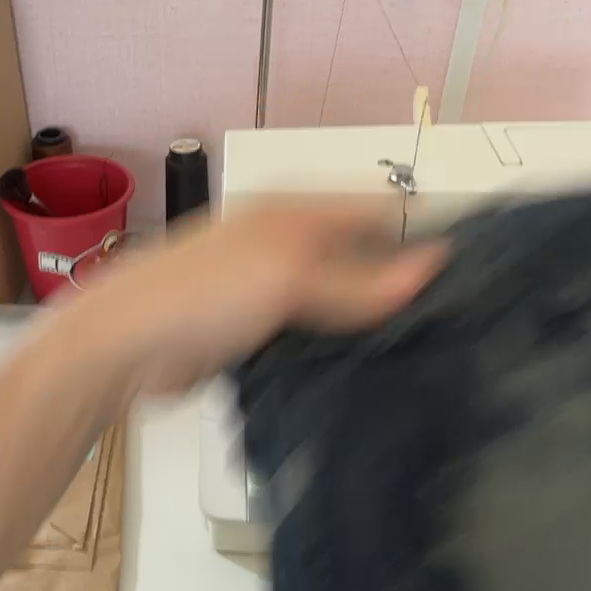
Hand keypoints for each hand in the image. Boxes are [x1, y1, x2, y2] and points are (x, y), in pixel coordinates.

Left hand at [47, 202, 445, 395]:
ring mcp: (270, 292)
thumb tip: (436, 266)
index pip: (381, 214)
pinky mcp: (256, 334)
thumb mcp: (286, 277)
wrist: (122, 349)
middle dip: (399, 293)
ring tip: (421, 362)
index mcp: (295, 213)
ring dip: (367, 330)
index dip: (423, 242)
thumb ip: (358, 279)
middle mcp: (287, 245)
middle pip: (362, 261)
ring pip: (337, 306)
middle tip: (451, 336)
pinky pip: (309, 339)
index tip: (468, 288)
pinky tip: (365, 377)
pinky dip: (333, 354)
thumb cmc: (202, 296)